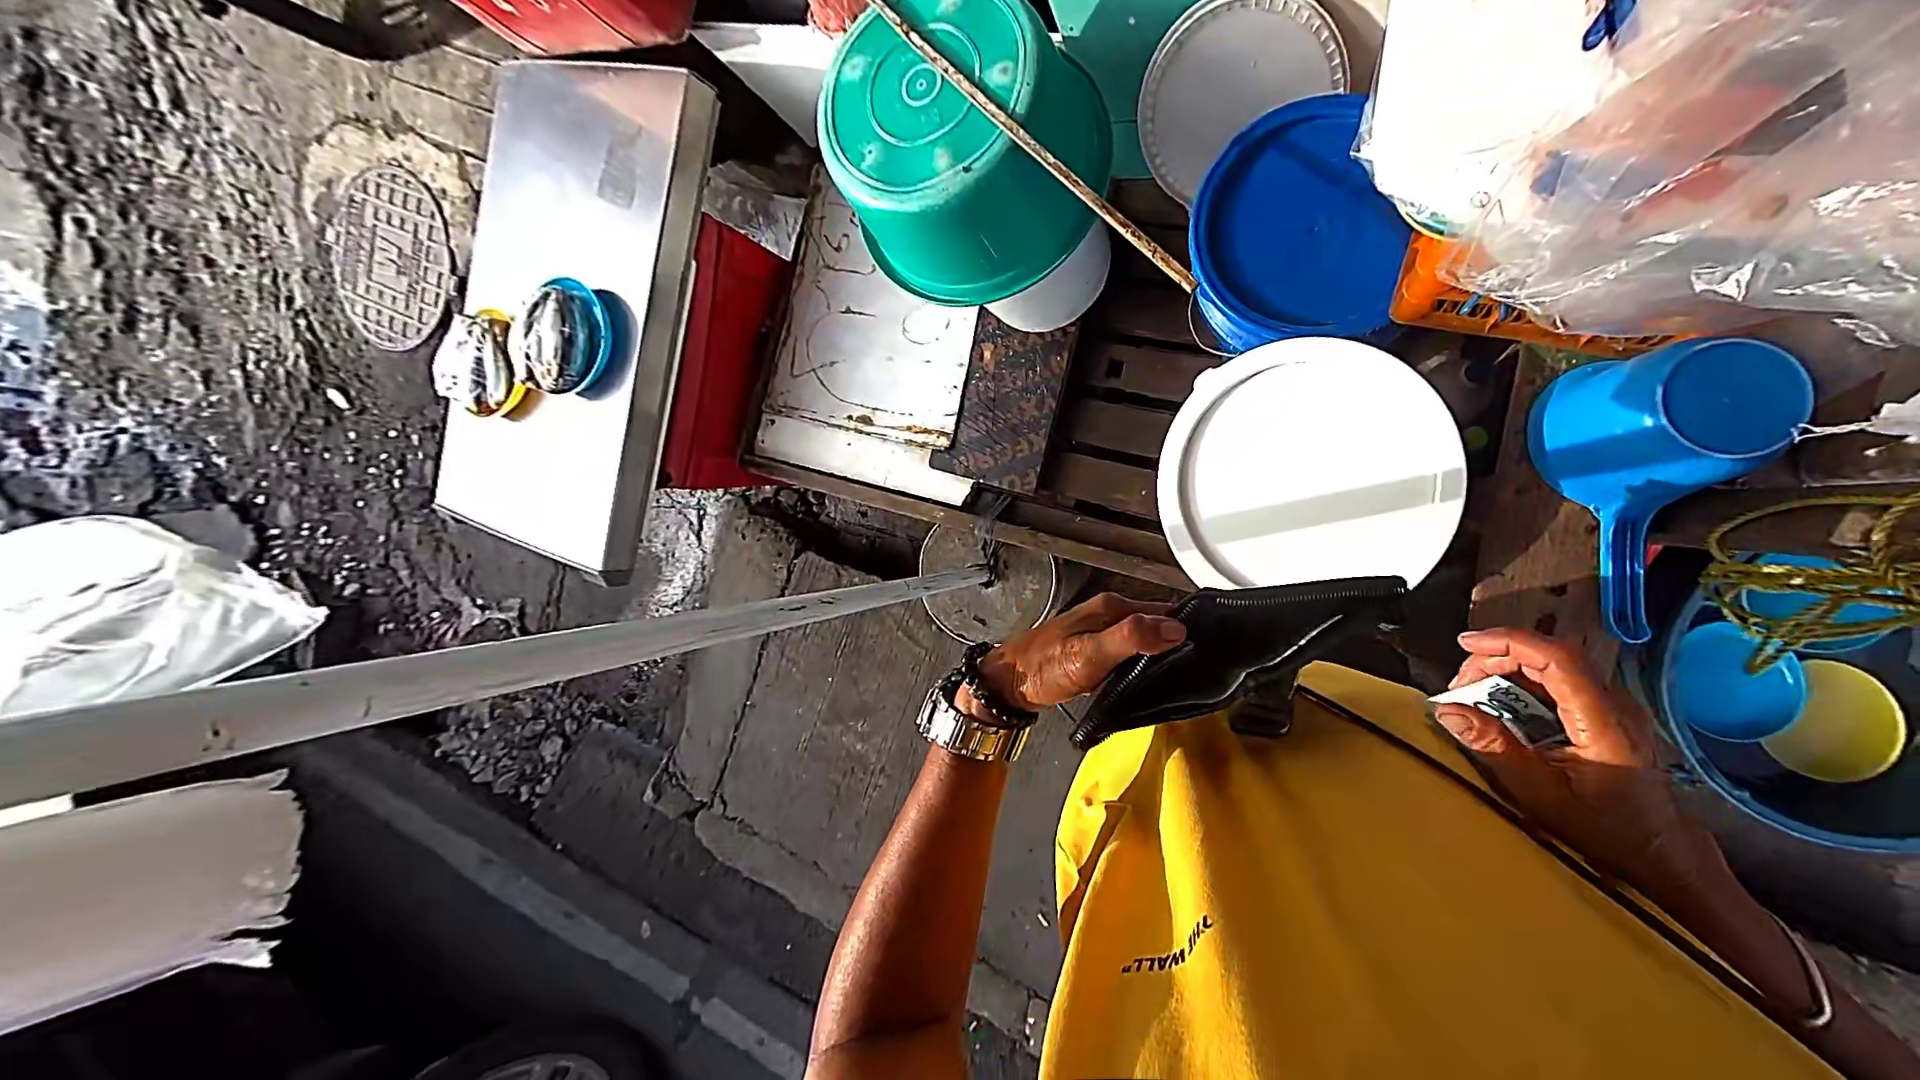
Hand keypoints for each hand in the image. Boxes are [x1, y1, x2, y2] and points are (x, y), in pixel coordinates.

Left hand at [963, 593, 1185, 712]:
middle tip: (1202, 665)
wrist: (1008, 685)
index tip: (1211, 645)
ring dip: (1161, 653)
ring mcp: (1101, 633)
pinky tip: (1148, 679)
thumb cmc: (1042, 668)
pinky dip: (1143, 663)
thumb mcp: (1089, 654)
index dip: (1188, 626)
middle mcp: (1108, 615)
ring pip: (1144, 638)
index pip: (1165, 610)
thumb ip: (1131, 639)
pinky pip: (1130, 653)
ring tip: (1182, 674)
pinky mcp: (1095, 651)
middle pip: (1157, 623)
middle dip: (1178, 640)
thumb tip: (1173, 629)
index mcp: (1111, 608)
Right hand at [1434, 628, 1721, 891]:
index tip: (1466, 643)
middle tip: (1461, 685)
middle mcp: (1615, 705)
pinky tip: (1499, 705)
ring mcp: (1614, 708)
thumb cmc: (1604, 828)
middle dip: (1496, 659)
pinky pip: (1558, 682)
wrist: (1658, 852)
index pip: (1557, 658)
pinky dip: (1521, 685)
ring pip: (1552, 666)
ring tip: (1473, 695)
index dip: (1508, 641)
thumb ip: (1493, 746)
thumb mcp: (1538, 792)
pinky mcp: (1606, 714)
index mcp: (1603, 721)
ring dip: (1506, 671)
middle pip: (1550, 656)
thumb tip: (1447, 710)